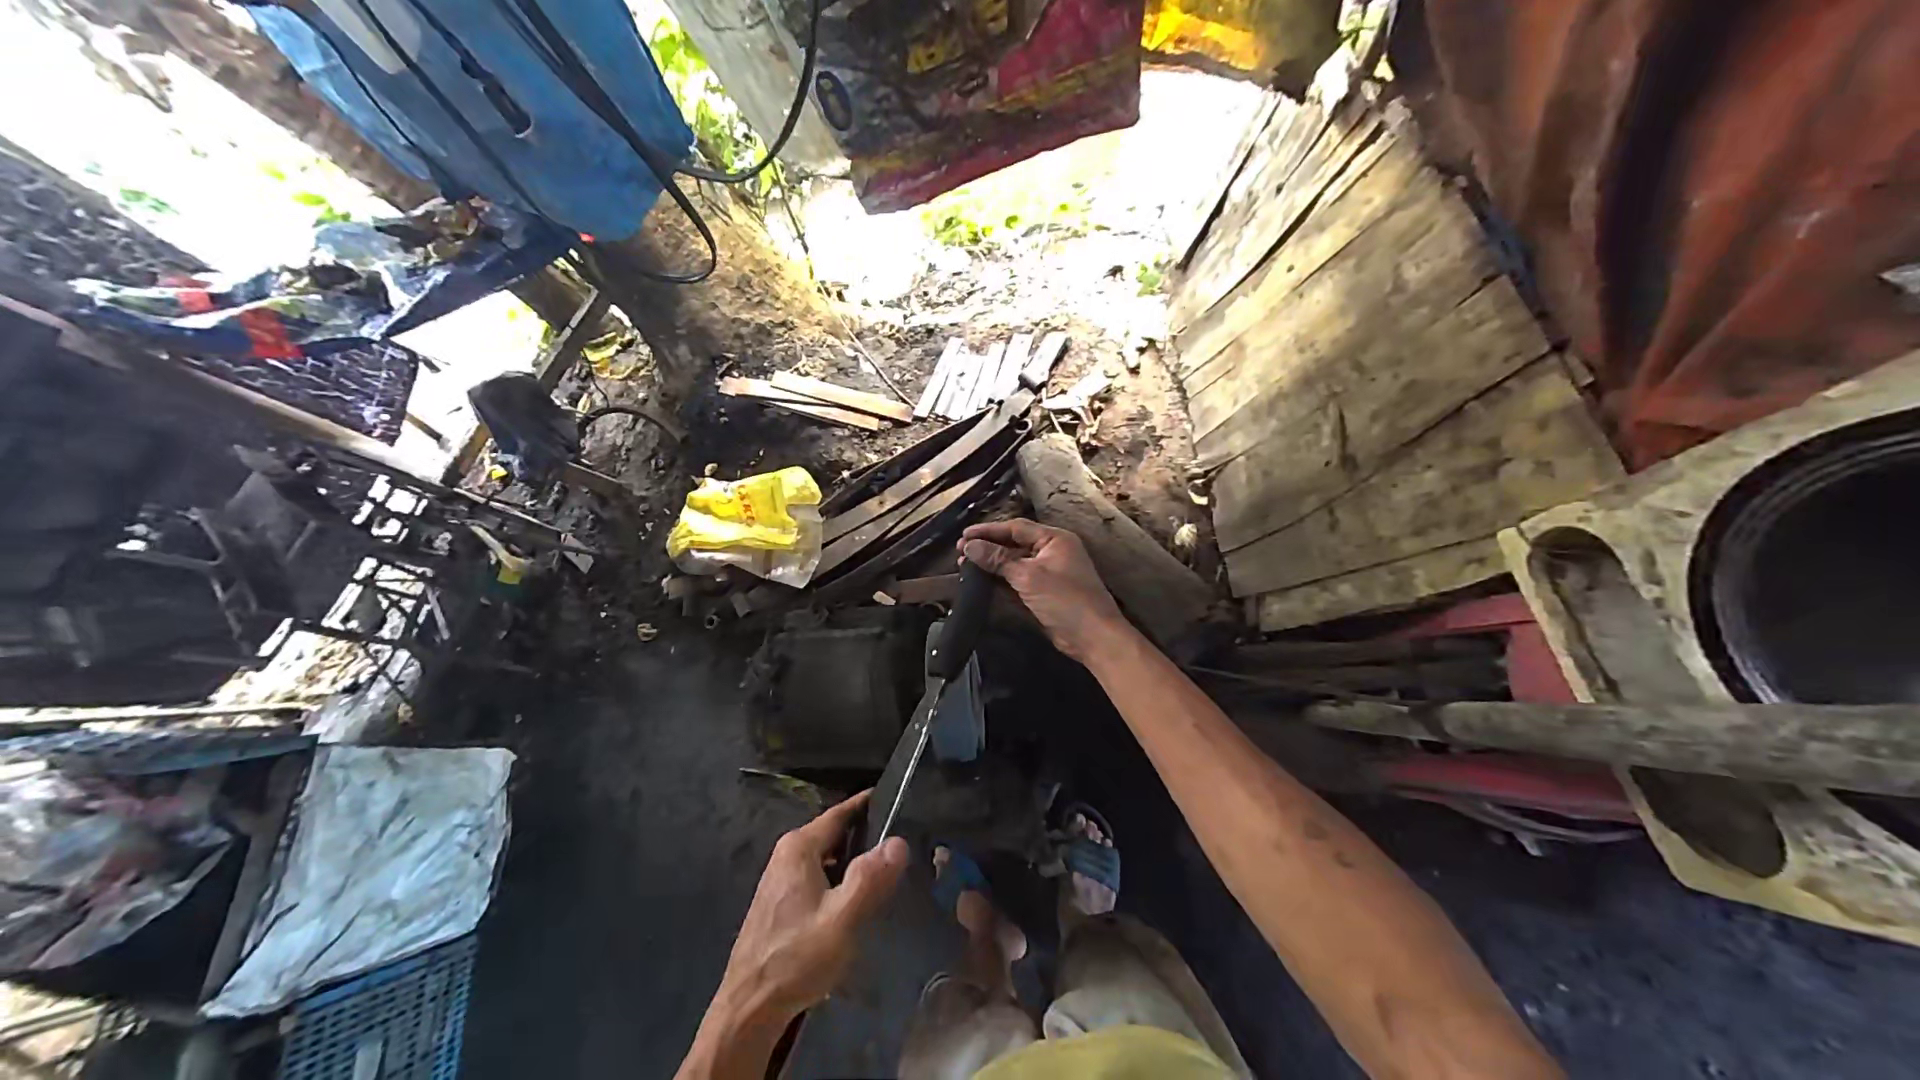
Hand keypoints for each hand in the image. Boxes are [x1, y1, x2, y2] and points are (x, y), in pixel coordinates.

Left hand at [679, 793, 908, 1079]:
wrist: (749, 1009)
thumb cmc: (795, 959)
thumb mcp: (840, 920)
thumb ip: (869, 879)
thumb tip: (898, 842)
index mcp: (799, 847)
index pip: (841, 811)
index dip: (870, 804)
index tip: (901, 799)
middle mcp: (787, 855)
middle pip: (835, 834)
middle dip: (867, 835)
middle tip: (905, 841)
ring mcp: (781, 879)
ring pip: (828, 858)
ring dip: (854, 861)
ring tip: (889, 870)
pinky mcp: (781, 903)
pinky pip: (819, 877)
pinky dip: (840, 880)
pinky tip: (858, 900)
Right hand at [959, 518, 1129, 663]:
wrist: (1093, 637)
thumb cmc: (1066, 599)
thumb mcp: (1028, 576)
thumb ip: (998, 559)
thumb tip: (970, 547)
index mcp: (1054, 539)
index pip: (1016, 528)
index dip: (988, 531)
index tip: (964, 536)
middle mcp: (1051, 553)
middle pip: (1013, 545)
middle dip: (987, 548)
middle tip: (960, 553)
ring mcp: (1047, 575)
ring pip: (1013, 565)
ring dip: (991, 567)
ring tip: (964, 568)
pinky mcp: (1042, 595)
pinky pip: (1016, 583)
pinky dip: (999, 583)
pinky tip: (980, 584)